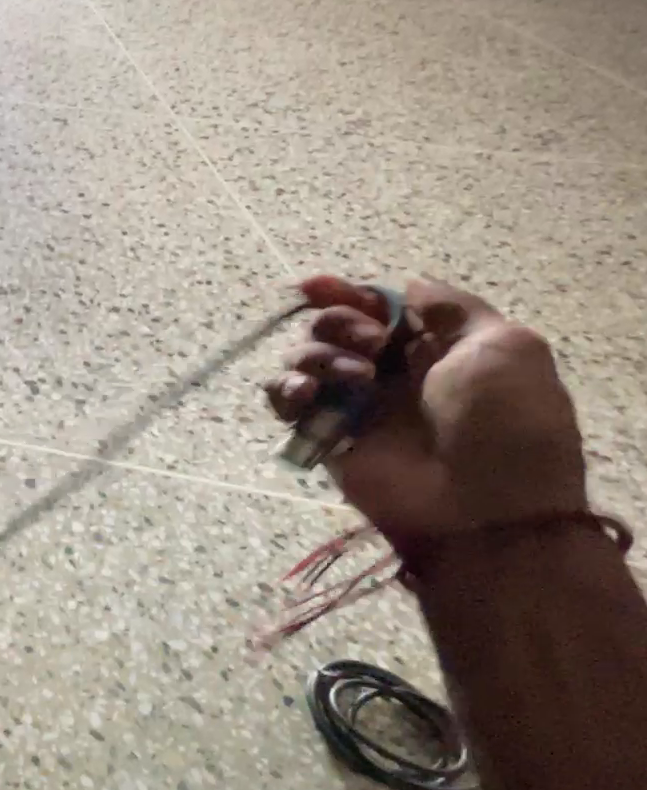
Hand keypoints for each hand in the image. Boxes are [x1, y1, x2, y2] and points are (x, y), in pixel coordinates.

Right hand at [265, 276, 586, 547]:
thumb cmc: (503, 422)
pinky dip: (285, 390)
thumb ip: (452, 308)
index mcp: (430, 347)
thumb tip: (405, 285)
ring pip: (302, 359)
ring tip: (351, 380)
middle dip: (335, 324)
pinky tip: (305, 396)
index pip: (375, 307)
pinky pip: (284, 400)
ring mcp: (351, 402)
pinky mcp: (322, 432)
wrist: (480, 505)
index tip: (316, 285)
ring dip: (315, 358)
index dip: (344, 292)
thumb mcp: (504, 348)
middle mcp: (386, 370)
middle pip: (331, 327)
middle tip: (363, 343)